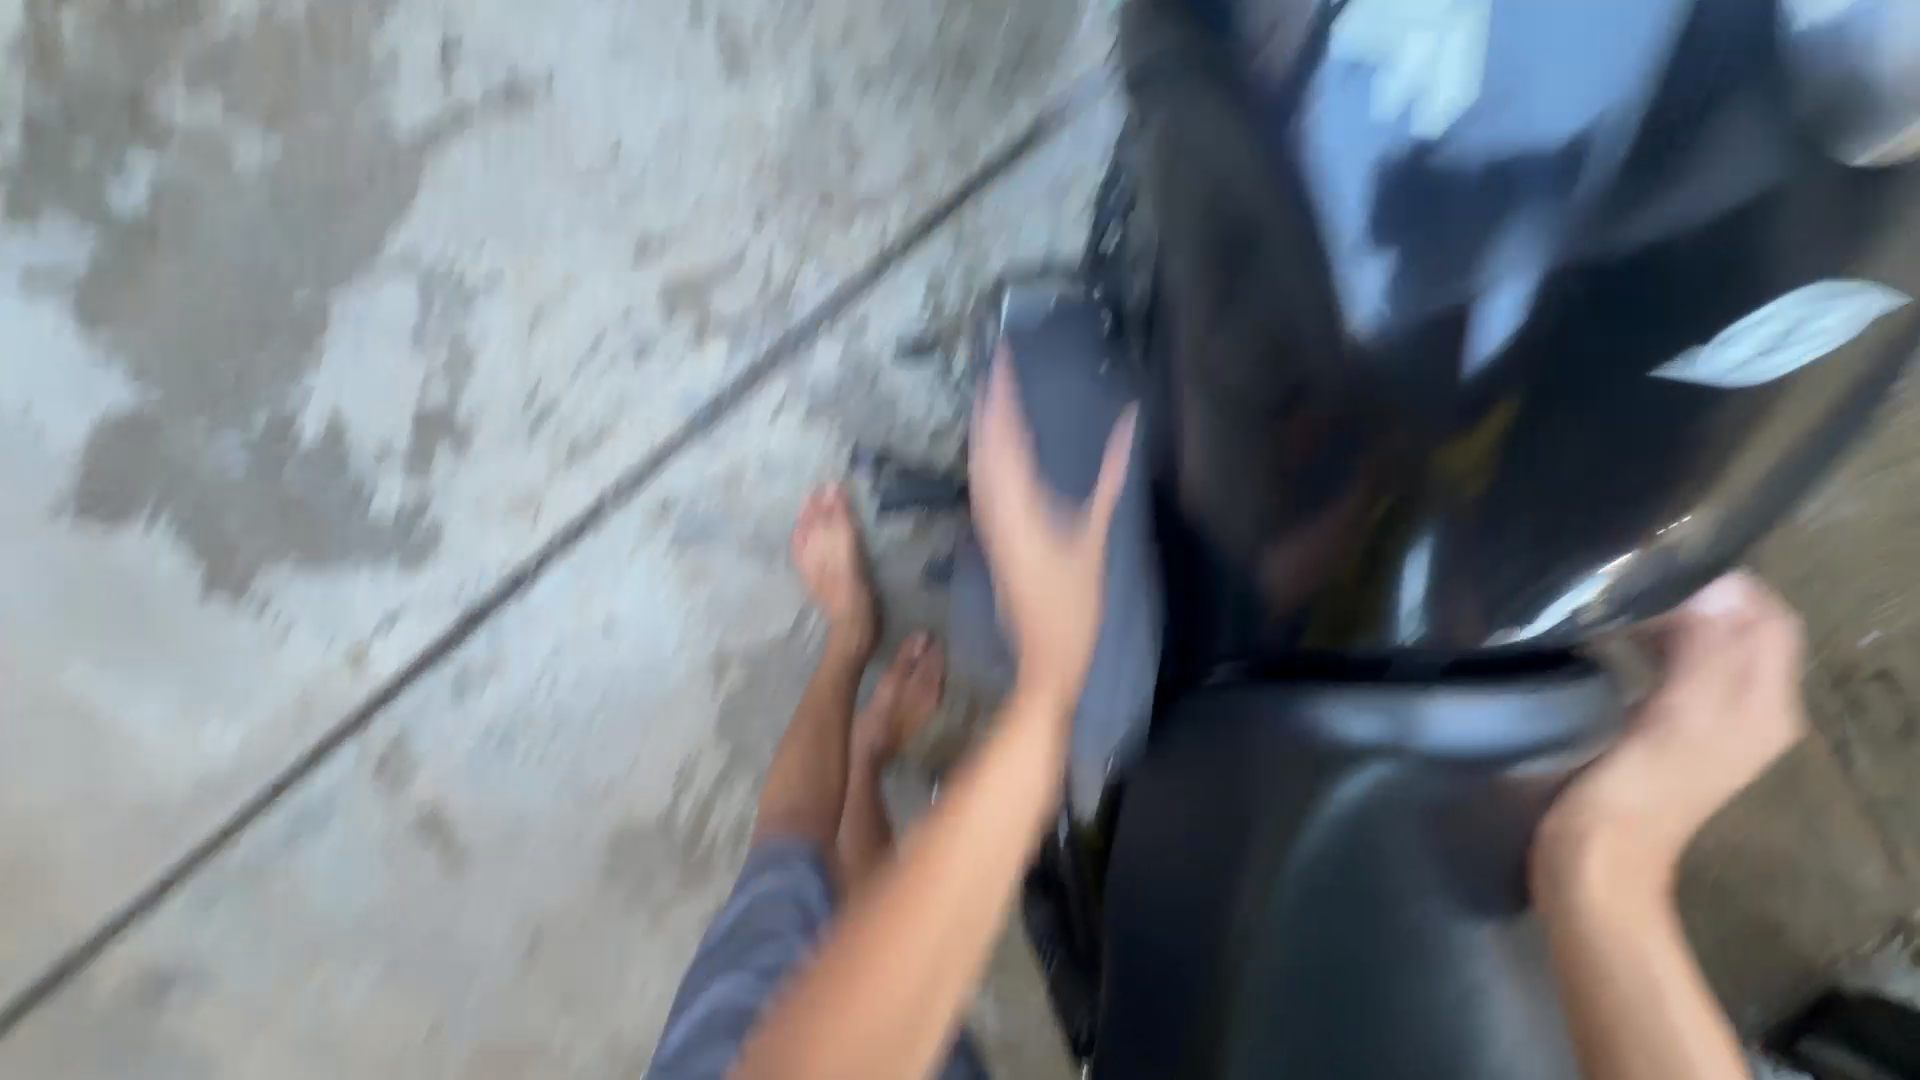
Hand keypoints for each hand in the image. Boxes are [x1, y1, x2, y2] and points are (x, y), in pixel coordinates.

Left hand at [969, 345, 1137, 711]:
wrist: (1046, 651)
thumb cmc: (1076, 600)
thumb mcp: (1097, 535)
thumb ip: (1110, 477)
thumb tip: (1129, 426)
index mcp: (1020, 501)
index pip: (1005, 434)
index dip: (1001, 394)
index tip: (1000, 360)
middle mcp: (995, 507)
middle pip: (984, 444)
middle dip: (987, 404)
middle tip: (993, 368)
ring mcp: (988, 523)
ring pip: (977, 464)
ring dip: (981, 429)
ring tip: (989, 397)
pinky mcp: (990, 536)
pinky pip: (980, 485)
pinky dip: (983, 457)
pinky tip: (990, 451)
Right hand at [1534, 571, 1808, 902]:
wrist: (1594, 865)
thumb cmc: (1629, 794)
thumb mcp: (1672, 723)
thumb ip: (1701, 658)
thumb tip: (1710, 590)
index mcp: (1759, 708)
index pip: (1767, 620)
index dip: (1727, 583)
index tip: (1658, 558)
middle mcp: (1748, 712)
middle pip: (1742, 630)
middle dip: (1700, 593)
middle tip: (1629, 571)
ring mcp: (1708, 725)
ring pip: (1710, 647)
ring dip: (1676, 615)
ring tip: (1618, 596)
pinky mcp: (1669, 732)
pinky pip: (1679, 669)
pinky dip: (1655, 643)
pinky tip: (1612, 639)